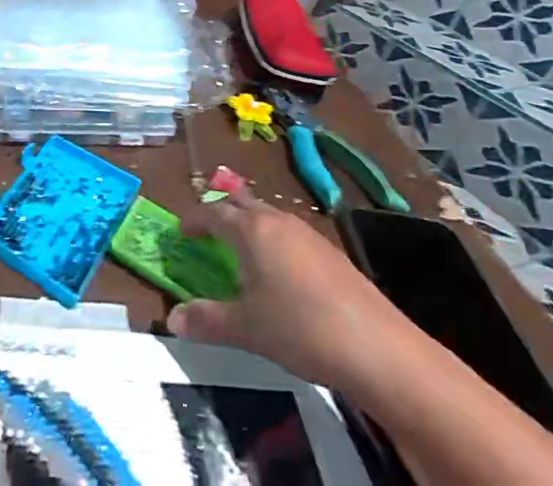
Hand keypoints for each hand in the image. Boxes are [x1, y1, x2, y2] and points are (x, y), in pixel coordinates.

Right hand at [166, 184, 403, 391]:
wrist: (379, 349)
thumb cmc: (299, 329)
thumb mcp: (245, 328)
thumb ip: (206, 320)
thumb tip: (173, 320)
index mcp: (251, 230)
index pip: (212, 212)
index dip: (193, 220)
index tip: (181, 233)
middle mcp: (278, 222)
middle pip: (242, 203)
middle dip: (221, 213)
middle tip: (207, 232)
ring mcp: (309, 235)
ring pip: (269, 217)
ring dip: (249, 226)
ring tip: (239, 251)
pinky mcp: (332, 253)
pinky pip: (290, 235)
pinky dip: (273, 242)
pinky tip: (279, 273)